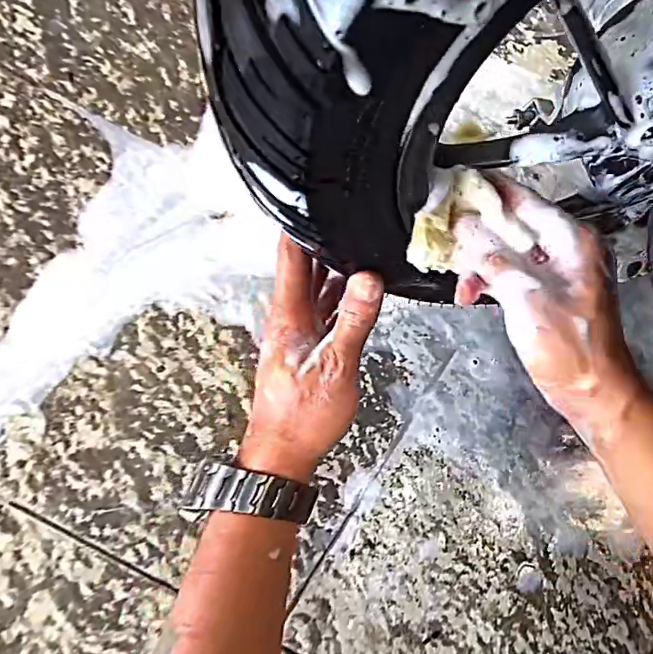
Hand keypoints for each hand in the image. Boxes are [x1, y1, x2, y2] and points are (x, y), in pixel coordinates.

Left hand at [239, 236, 384, 481]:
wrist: (284, 452)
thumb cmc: (301, 416)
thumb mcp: (336, 365)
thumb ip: (354, 320)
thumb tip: (368, 280)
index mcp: (287, 317)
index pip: (290, 259)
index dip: (298, 227)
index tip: (313, 201)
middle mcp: (289, 320)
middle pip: (303, 269)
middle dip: (322, 243)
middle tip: (346, 221)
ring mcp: (299, 334)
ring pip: (316, 289)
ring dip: (333, 270)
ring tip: (356, 250)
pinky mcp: (309, 348)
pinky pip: (325, 311)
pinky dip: (340, 297)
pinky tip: (357, 294)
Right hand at [451, 180, 648, 440]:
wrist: (594, 392)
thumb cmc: (576, 352)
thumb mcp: (526, 298)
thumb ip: (494, 260)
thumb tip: (468, 230)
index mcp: (573, 242)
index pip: (526, 201)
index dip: (491, 192)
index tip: (463, 185)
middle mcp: (570, 252)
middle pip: (516, 225)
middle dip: (480, 231)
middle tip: (449, 230)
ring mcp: (560, 273)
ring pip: (511, 251)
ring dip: (482, 260)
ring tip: (459, 273)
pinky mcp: (550, 294)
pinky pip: (515, 274)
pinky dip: (493, 280)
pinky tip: (473, 291)